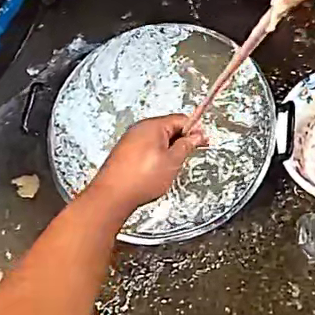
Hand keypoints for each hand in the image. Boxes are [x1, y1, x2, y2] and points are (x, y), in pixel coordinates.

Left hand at [86, 115, 205, 212]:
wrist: (112, 196)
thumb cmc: (140, 178)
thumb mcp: (172, 161)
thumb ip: (186, 145)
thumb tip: (195, 136)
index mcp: (152, 126)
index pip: (180, 119)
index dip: (194, 130)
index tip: (203, 141)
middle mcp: (139, 129)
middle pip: (168, 128)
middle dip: (181, 141)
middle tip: (188, 155)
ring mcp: (130, 140)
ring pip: (157, 140)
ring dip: (168, 150)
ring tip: (171, 168)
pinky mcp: (124, 153)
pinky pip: (146, 148)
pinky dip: (155, 157)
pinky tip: (155, 172)